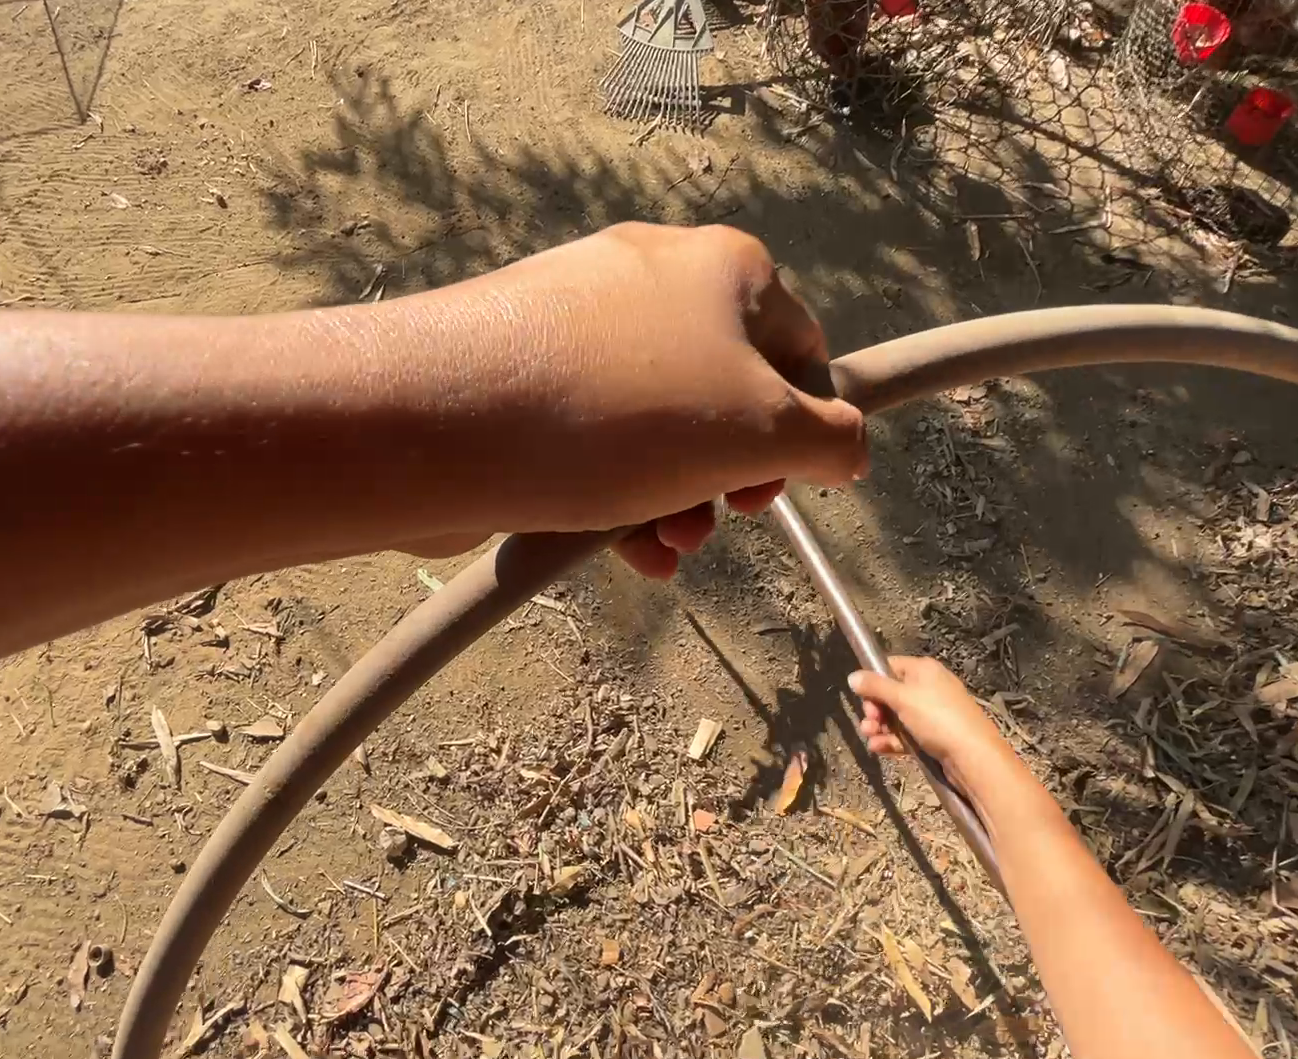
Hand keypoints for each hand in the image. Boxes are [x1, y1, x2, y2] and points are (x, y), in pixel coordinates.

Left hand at [400, 223, 868, 577]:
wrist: (445, 421)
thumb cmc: (626, 415)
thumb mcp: (761, 433)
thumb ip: (830, 440)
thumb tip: (852, 448)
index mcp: (726, 270)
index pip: (803, 351)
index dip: (808, 428)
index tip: (784, 488)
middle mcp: (655, 278)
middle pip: (727, 395)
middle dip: (731, 477)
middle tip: (718, 521)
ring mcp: (584, 323)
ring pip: (661, 425)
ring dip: (678, 497)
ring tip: (666, 545)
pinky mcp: (531, 370)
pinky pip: (600, 434)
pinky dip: (622, 492)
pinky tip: (628, 549)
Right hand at [847, 656, 1013, 765]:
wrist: (974, 758)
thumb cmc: (938, 719)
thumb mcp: (902, 698)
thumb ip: (875, 686)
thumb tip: (852, 676)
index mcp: (923, 670)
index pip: (890, 666)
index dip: (873, 680)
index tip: (862, 696)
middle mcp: (928, 688)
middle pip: (889, 693)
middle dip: (874, 709)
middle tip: (870, 721)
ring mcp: (931, 714)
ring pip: (895, 716)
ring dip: (879, 727)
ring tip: (871, 737)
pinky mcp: (932, 736)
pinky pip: (905, 734)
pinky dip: (891, 740)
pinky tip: (879, 748)